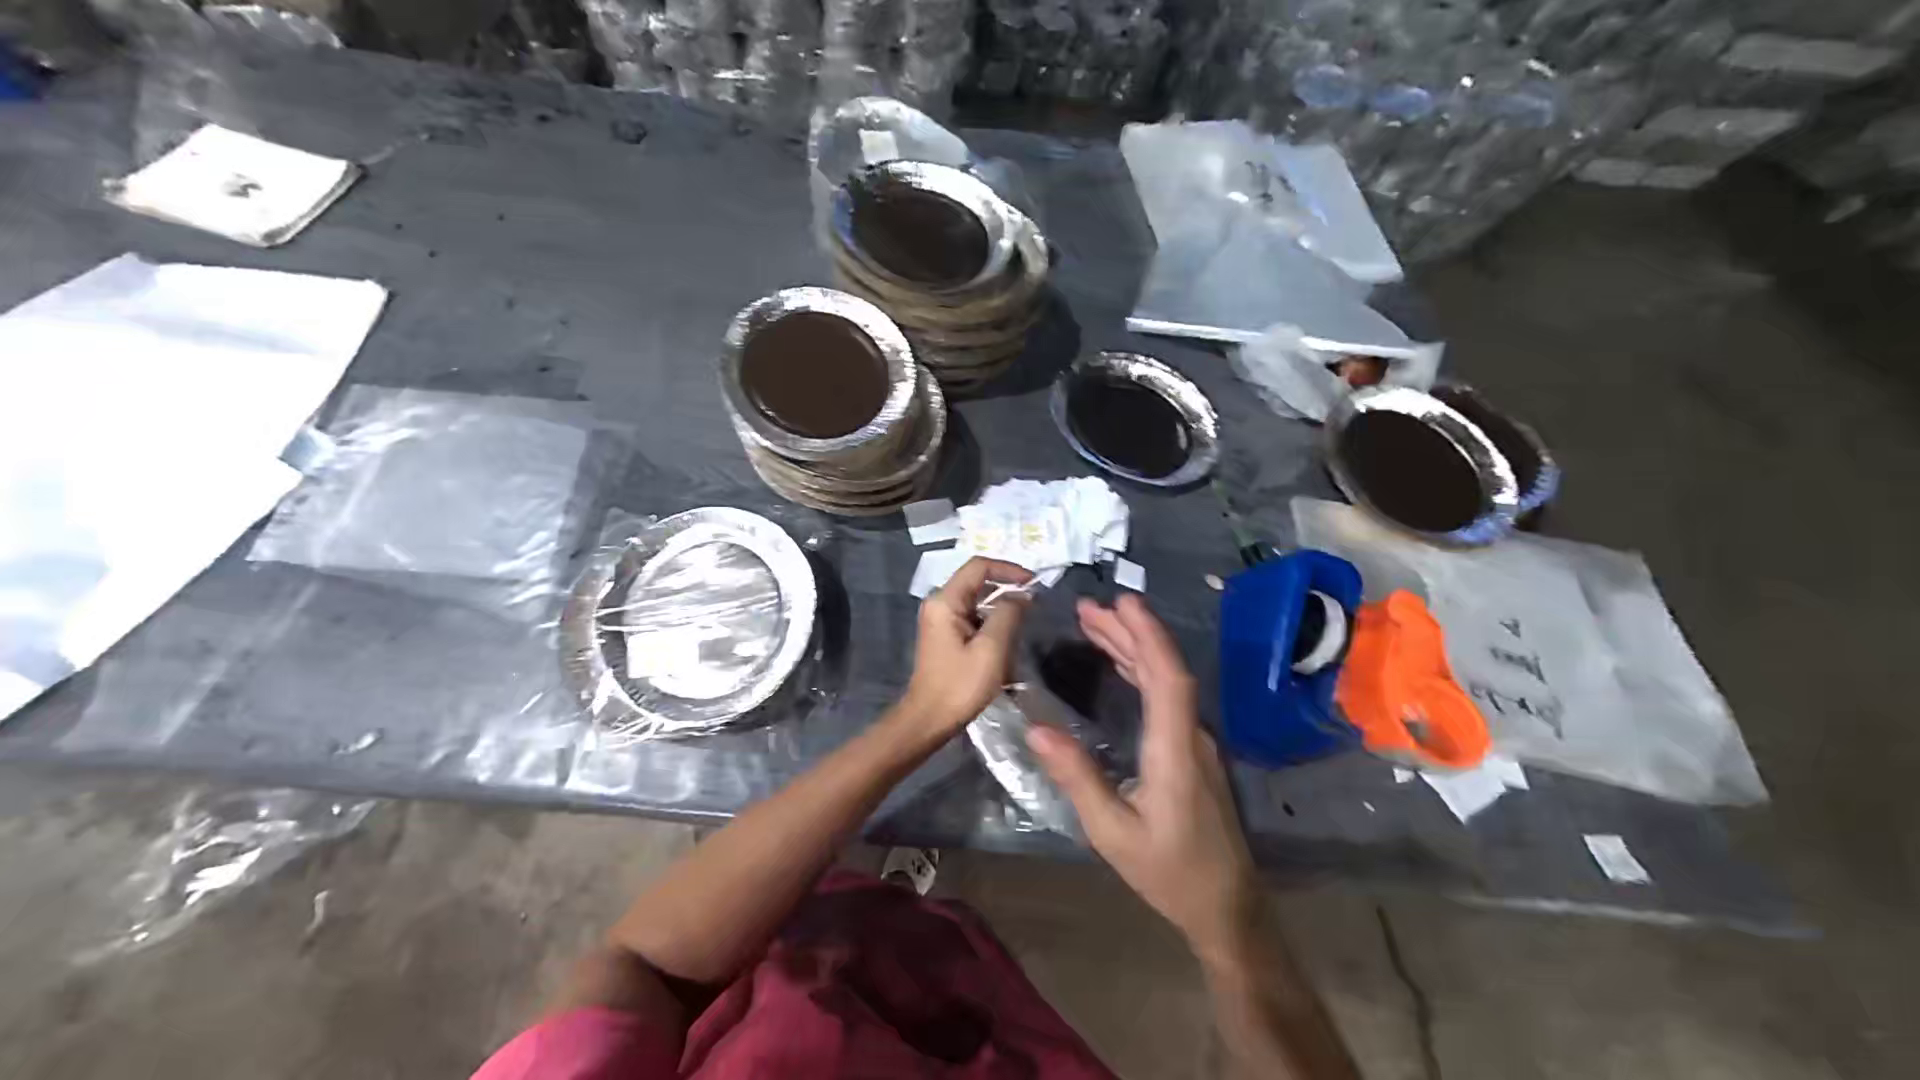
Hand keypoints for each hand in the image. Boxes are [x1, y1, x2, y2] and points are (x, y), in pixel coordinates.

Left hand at [898, 557, 1034, 734]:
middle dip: (1006, 589)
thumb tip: (1022, 595)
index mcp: (945, 601)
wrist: (929, 719)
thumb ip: (1008, 614)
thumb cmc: (960, 685)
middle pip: (977, 582)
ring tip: (1023, 625)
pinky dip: (991, 623)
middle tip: (1034, 604)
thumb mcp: (992, 648)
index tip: (1034, 582)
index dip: (1009, 569)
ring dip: (1000, 609)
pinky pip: (972, 618)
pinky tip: (1006, 641)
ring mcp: (940, 619)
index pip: (979, 567)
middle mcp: (938, 603)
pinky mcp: (945, 635)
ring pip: (976, 601)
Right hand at [1028, 594, 1258, 961]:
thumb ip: (1077, 778)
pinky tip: (1120, 666)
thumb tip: (1036, 729)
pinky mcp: (1190, 752)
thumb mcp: (1112, 832)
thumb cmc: (1169, 872)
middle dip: (1128, 633)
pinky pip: (1166, 697)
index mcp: (1173, 749)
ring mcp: (1194, 742)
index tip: (1121, 603)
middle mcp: (1189, 735)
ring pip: (1165, 681)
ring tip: (1095, 625)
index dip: (1146, 636)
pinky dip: (1140, 672)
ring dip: (1133, 649)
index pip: (1166, 677)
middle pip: (1163, 670)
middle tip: (1087, 608)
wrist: (1226, 906)